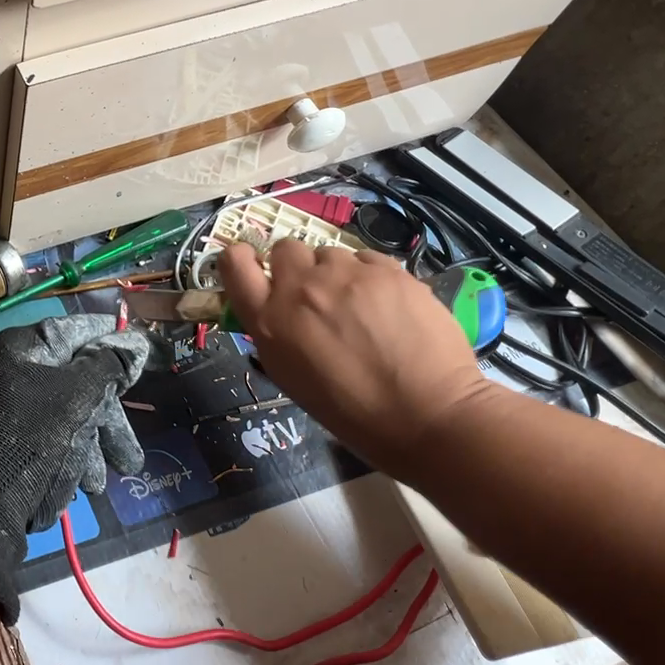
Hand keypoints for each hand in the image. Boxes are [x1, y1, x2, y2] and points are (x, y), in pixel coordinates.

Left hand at [0, 314, 148, 623]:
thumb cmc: (36, 434)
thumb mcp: (79, 393)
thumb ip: (108, 365)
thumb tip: (132, 344)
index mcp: (22, 347)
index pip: (73, 330)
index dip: (108, 335)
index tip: (137, 341)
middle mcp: (17, 370)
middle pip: (77, 377)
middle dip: (112, 407)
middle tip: (139, 406)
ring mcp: (16, 404)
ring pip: (72, 410)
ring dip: (101, 437)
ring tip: (127, 465)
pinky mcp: (18, 436)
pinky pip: (57, 433)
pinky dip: (78, 451)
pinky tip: (93, 481)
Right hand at [219, 241, 488, 477]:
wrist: (430, 416)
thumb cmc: (353, 412)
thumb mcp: (290, 375)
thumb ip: (274, 331)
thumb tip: (277, 308)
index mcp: (269, 321)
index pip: (234, 262)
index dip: (242, 259)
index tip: (255, 268)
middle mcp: (300, 288)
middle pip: (284, 248)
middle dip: (296, 266)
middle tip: (317, 294)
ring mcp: (346, 275)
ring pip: (330, 253)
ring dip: (337, 273)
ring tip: (361, 305)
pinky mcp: (387, 270)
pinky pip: (367, 259)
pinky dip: (371, 276)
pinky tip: (388, 305)